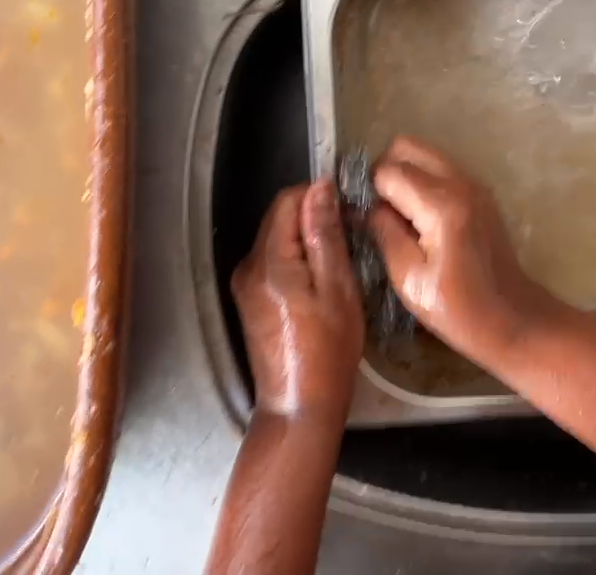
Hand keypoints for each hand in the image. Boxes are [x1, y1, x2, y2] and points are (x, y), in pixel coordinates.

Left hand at [232, 181, 363, 426]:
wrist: (300, 406)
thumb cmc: (328, 349)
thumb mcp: (337, 288)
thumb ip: (325, 235)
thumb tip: (321, 187)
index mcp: (268, 261)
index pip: (287, 201)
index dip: (319, 197)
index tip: (349, 213)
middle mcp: (248, 266)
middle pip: (279, 218)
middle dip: (313, 217)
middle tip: (350, 237)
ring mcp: (245, 284)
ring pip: (278, 238)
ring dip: (307, 238)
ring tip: (340, 259)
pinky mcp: (250, 298)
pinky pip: (275, 260)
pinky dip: (297, 258)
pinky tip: (321, 279)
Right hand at [365, 136, 558, 362]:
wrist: (513, 318)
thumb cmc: (458, 309)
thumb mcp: (409, 278)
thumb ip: (384, 233)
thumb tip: (364, 207)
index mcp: (441, 205)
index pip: (389, 170)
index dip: (369, 190)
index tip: (363, 216)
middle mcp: (460, 182)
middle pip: (407, 147)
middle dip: (385, 171)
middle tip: (378, 209)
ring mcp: (474, 184)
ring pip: (425, 154)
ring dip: (405, 174)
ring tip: (398, 216)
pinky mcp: (480, 192)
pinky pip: (440, 169)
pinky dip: (423, 182)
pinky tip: (419, 218)